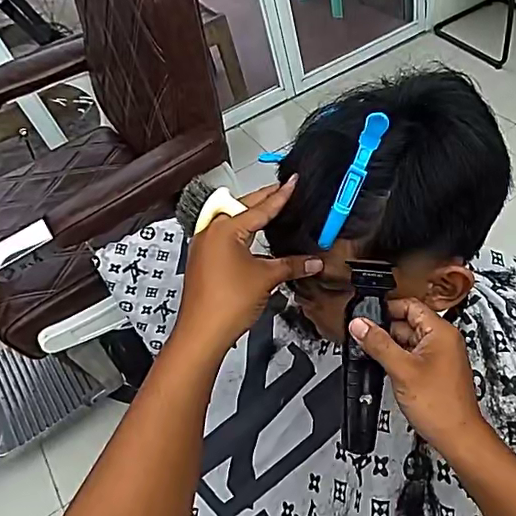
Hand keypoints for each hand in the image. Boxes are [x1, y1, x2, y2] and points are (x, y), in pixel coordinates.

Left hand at [172, 178, 320, 356]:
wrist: (203, 332)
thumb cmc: (225, 304)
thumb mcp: (267, 278)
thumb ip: (292, 265)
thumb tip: (312, 262)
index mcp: (224, 230)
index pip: (260, 208)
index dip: (280, 196)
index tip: (291, 183)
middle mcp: (210, 233)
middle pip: (241, 208)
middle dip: (263, 200)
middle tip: (281, 189)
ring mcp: (204, 247)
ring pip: (231, 222)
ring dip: (250, 216)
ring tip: (268, 210)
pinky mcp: (204, 261)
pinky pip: (225, 238)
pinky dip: (242, 233)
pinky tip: (254, 239)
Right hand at [349, 299, 490, 453]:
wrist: (457, 435)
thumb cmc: (441, 406)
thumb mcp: (401, 369)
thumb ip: (378, 344)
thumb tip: (360, 325)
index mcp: (441, 331)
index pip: (410, 305)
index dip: (386, 309)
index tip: (366, 318)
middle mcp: (444, 340)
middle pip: (408, 322)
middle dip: (385, 330)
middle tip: (365, 340)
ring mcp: (441, 355)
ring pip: (409, 340)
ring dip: (391, 347)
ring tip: (376, 358)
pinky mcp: (437, 370)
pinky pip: (414, 355)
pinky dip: (399, 360)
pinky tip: (389, 371)